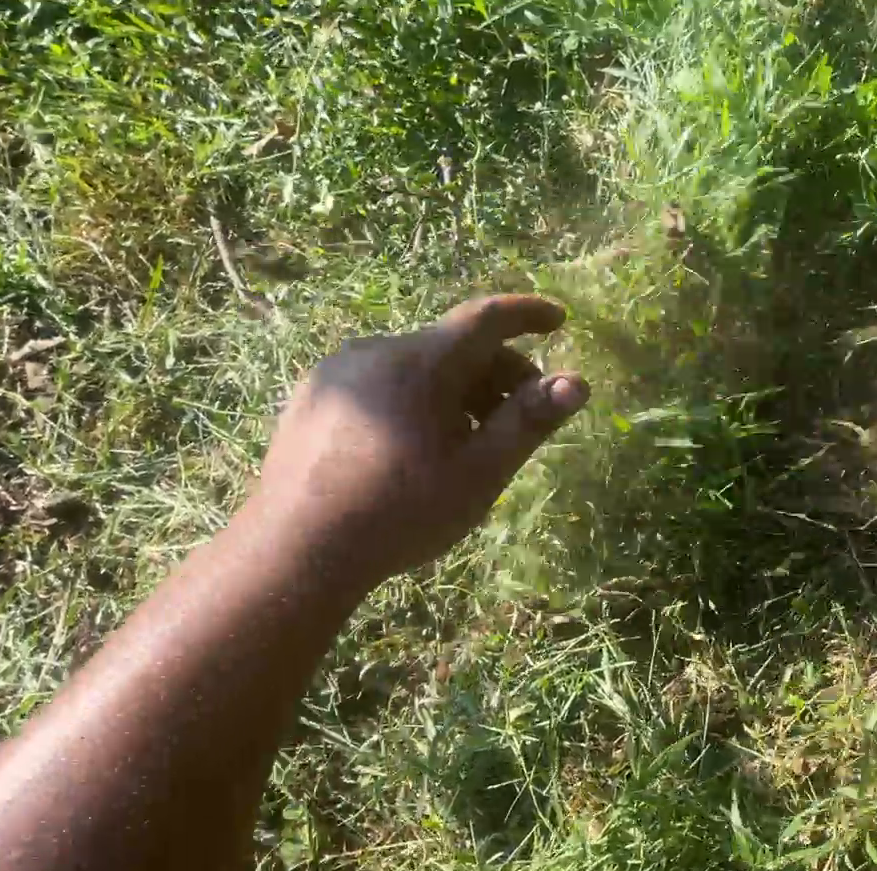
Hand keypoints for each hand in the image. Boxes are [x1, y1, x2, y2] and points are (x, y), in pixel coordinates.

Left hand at [242, 294, 588, 590]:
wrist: (298, 548)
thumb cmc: (404, 511)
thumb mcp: (481, 470)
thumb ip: (529, 420)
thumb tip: (577, 383)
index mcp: (421, 364)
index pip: (485, 319)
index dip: (527, 314)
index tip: (559, 318)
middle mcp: (375, 351)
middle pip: (455, 347)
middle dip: (500, 373)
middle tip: (524, 418)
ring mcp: (338, 372)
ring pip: (419, 365)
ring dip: (460, 390)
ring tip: (473, 441)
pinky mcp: (315, 396)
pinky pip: (385, 381)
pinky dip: (421, 399)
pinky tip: (422, 446)